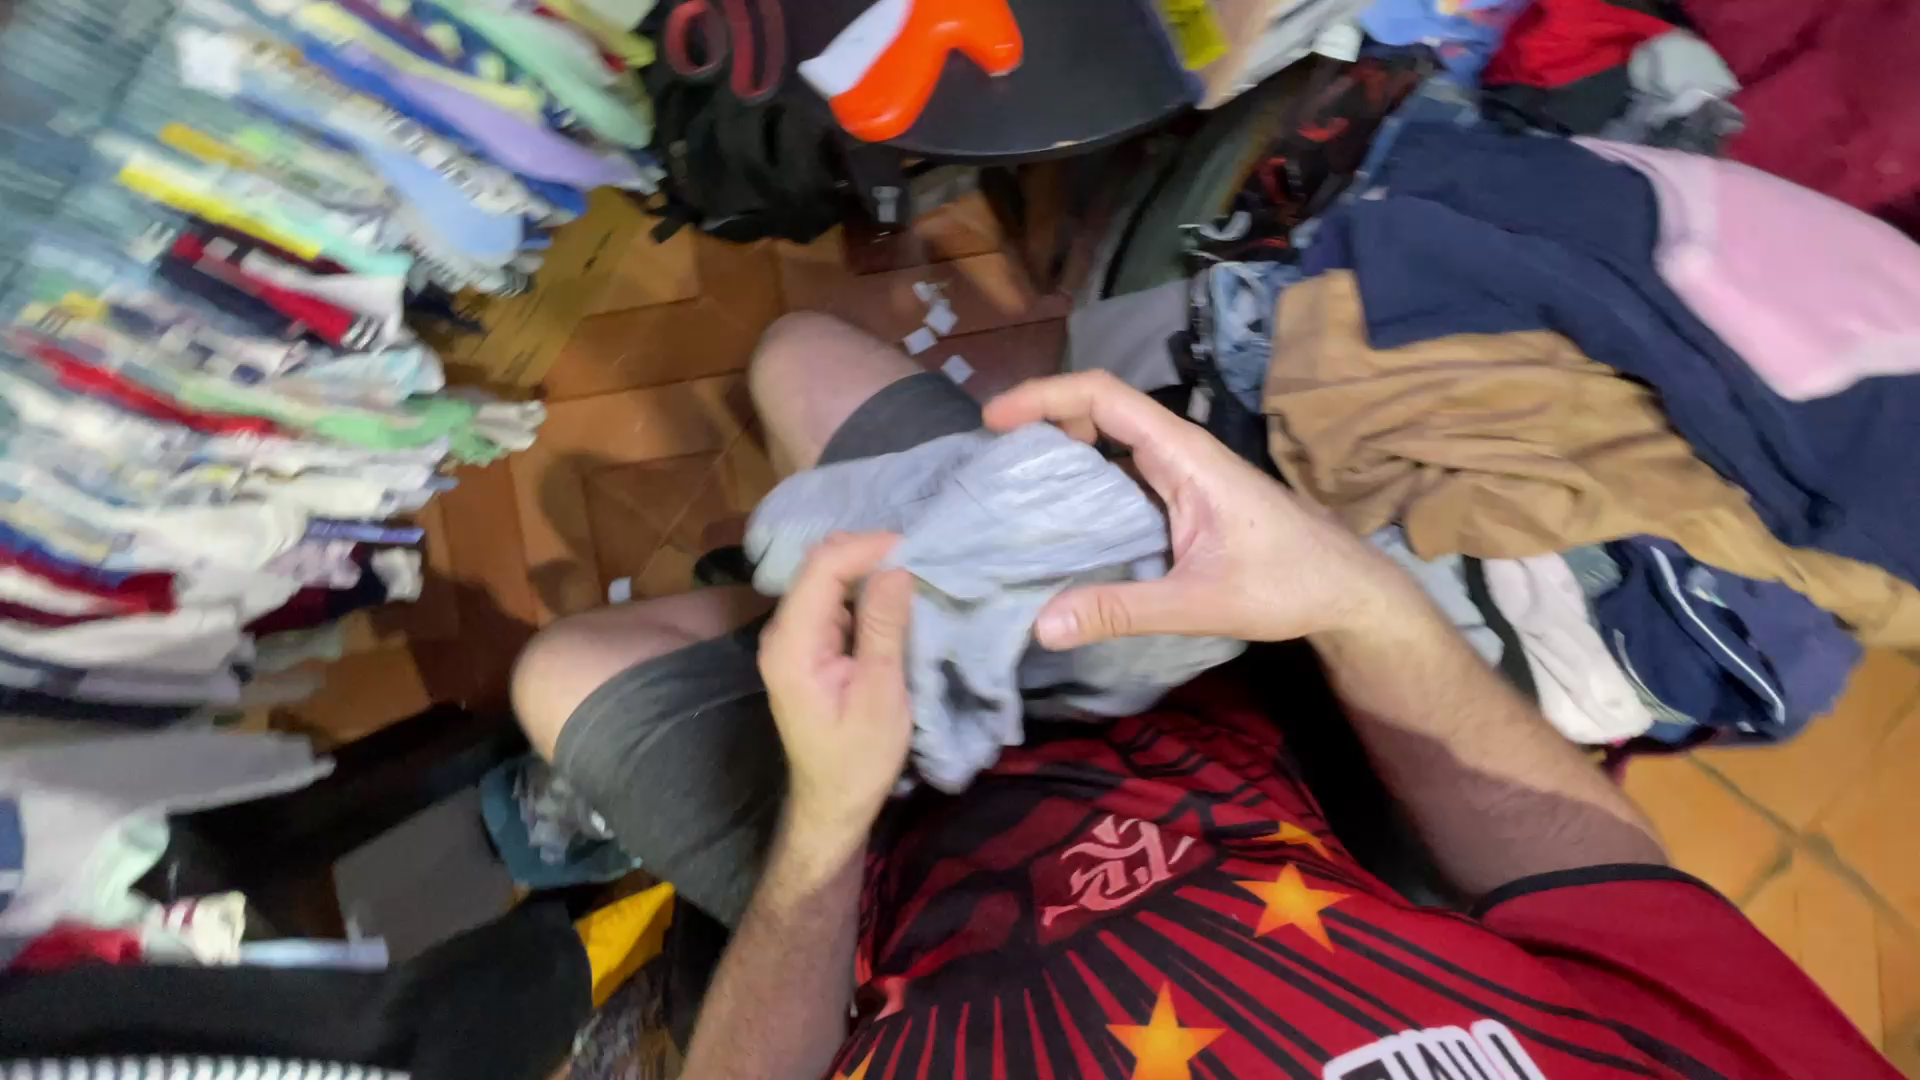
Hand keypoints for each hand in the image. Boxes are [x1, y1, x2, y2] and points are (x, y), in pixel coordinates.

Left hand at [758, 531, 915, 862]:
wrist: (832, 802)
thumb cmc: (858, 758)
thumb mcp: (880, 695)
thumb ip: (884, 629)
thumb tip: (897, 568)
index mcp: (792, 644)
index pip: (822, 568)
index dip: (866, 547)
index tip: (914, 548)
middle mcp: (783, 632)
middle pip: (819, 567)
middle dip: (867, 552)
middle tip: (918, 557)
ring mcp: (792, 638)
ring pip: (826, 579)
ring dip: (866, 569)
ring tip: (911, 571)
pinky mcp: (808, 646)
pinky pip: (832, 599)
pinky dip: (862, 589)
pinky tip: (892, 596)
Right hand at [983, 371, 1413, 646]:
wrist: (1347, 590)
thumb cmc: (1289, 584)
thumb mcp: (1201, 602)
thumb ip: (1123, 611)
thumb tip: (1043, 625)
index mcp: (1184, 456)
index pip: (1106, 398)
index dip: (1045, 396)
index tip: (995, 418)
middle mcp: (1179, 452)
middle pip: (1100, 410)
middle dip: (1043, 420)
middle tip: (994, 457)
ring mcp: (1181, 472)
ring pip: (1110, 439)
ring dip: (1061, 447)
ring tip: (1013, 481)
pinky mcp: (1182, 495)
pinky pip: (1121, 471)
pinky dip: (1084, 479)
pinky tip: (1061, 515)